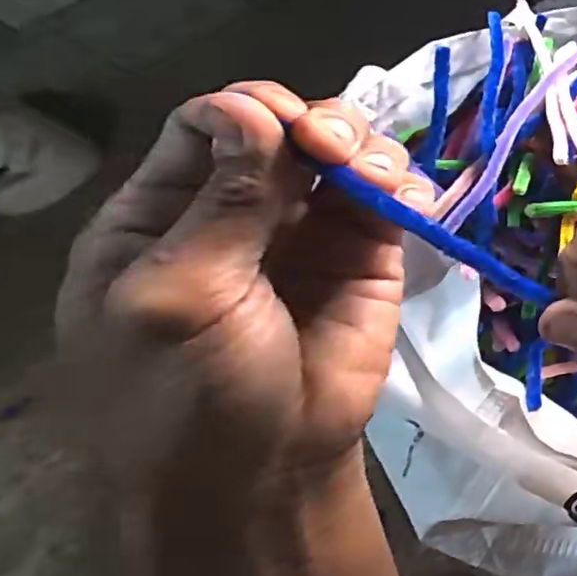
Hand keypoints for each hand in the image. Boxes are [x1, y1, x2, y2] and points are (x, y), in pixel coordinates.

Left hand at [56, 82, 434, 506]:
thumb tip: (252, 104)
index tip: (284, 131)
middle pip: (291, 128)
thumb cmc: (186, 394)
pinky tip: (408, 206)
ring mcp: (318, 229)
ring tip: (372, 181)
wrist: (266, 471)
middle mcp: (248, 209)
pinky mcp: (375, 253)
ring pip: (352, 154)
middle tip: (332, 152)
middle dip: (319, 125)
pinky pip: (397, 200)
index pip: (211, 126)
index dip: (249, 110)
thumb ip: (221, 203)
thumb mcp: (178, 297)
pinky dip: (408, 187)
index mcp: (167, 213)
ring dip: (368, 150)